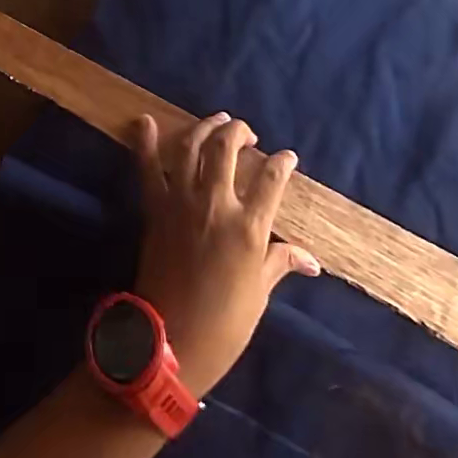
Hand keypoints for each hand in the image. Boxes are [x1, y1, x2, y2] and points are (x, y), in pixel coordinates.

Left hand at [129, 112, 320, 396]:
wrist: (170, 338)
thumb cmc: (224, 322)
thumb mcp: (259, 293)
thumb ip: (280, 262)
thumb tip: (311, 259)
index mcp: (248, 227)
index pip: (271, 180)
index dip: (282, 162)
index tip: (287, 156)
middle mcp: (215, 204)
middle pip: (226, 149)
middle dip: (238, 132)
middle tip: (245, 131)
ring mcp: (181, 201)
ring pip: (191, 147)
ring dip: (204, 127)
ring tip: (216, 120)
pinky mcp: (155, 206)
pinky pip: (148, 167)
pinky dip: (146, 142)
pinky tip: (146, 121)